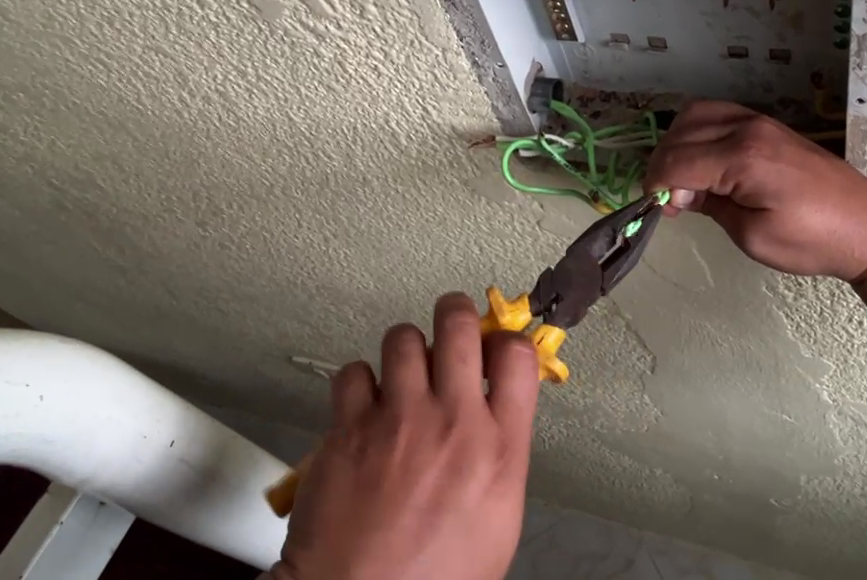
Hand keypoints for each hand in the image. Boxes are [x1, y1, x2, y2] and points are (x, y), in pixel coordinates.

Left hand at [269, 293, 538, 579]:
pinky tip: (361, 406)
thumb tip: (495, 411)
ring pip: (402, 337)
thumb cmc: (435, 577)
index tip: (493, 347)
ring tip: (400, 372)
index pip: (517, 354)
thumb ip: (500, 454)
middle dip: (454, 312)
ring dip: (403, 350)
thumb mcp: (497, 518)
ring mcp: (399, 420)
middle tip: (449, 324)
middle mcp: (453, 422)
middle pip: (459, 324)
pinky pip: (353, 371)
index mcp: (499, 448)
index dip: (504, 341)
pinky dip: (357, 383)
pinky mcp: (349, 429)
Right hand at [644, 100, 866, 281]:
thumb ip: (710, 207)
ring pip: (695, 114)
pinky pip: (718, 113)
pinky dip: (698, 132)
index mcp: (743, 158)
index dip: (656, 185)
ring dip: (678, 143)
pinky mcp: (767, 124)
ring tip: (683, 179)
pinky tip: (703, 160)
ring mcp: (759, 121)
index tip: (659, 210)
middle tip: (671, 201)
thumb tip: (678, 194)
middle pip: (680, 132)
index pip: (676, 160)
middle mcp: (747, 129)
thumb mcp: (753, 237)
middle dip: (663, 165)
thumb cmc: (812, 241)